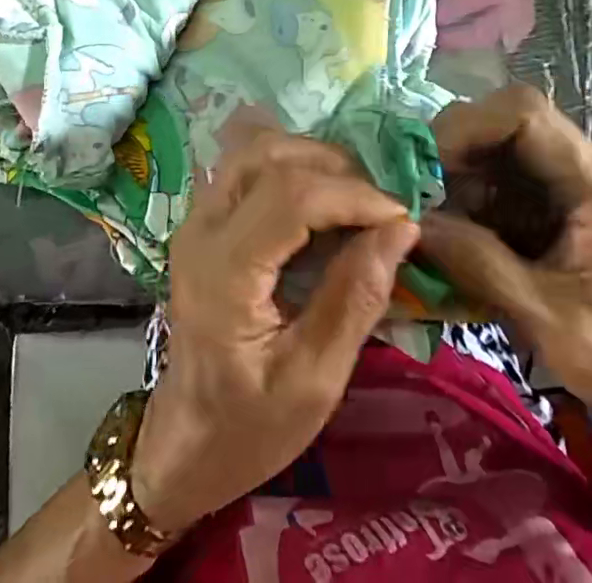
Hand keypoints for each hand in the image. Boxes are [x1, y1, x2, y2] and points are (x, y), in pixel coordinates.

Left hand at [132, 131, 418, 532]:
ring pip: (252, 153)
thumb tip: (400, 228)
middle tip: (380, 208)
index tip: (403, 219)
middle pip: (266, 156)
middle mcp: (200, 230)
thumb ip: (354, 298)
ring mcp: (194, 222)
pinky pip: (245, 173)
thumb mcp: (316, 378)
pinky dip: (289, 172)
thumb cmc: (251, 423)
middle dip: (333, 168)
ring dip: (310, 162)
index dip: (353, 195)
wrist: (188, 437)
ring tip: (357, 202)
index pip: (290, 195)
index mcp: (224, 270)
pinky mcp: (201, 226)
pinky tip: (323, 205)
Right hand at [417, 86, 591, 421]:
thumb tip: (410, 223)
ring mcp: (572, 194)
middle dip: (451, 153)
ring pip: (496, 154)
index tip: (426, 170)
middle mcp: (587, 176)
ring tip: (432, 225)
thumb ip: (478, 264)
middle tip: (419, 198)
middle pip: (504, 125)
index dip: (465, 127)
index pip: (524, 115)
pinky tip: (454, 239)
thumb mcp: (549, 319)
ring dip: (455, 181)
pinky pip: (500, 187)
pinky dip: (467, 204)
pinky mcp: (557, 215)